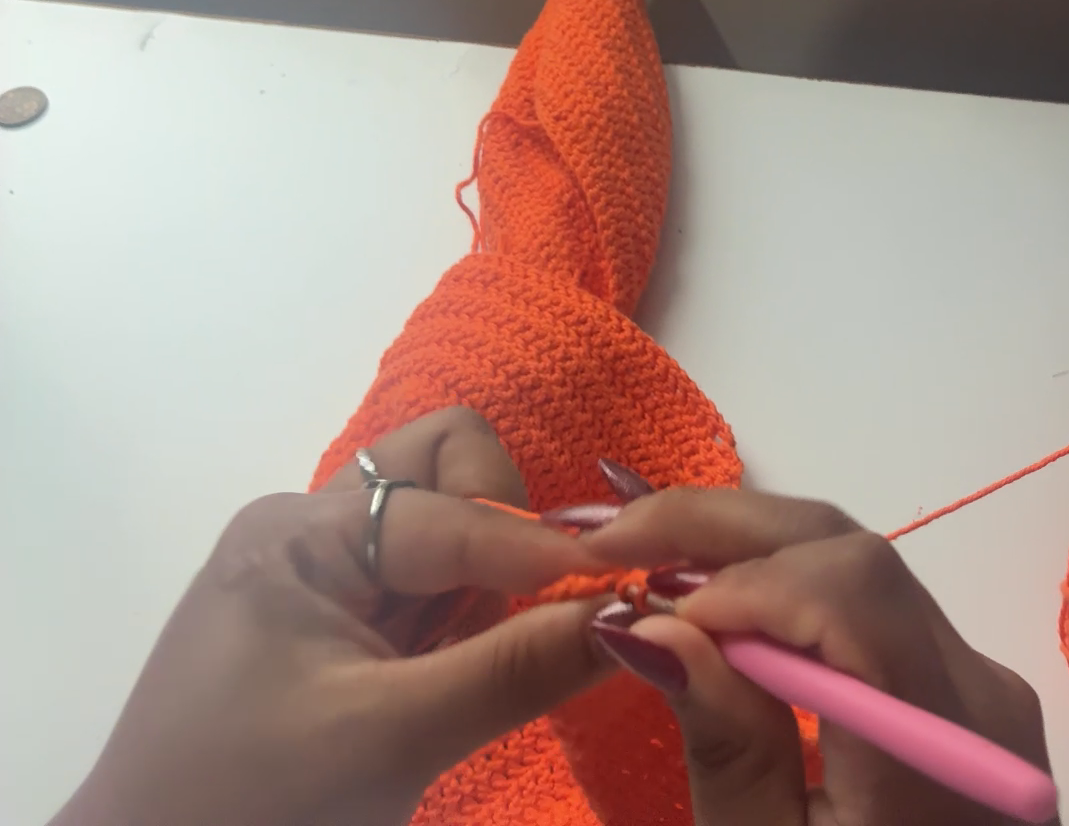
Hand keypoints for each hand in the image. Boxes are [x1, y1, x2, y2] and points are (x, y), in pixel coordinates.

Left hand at [53, 408, 610, 825]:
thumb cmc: (242, 813)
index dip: (541, 547)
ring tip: (474, 647)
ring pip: (470, 509)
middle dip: (510, 522)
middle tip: (522, 598)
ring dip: (501, 566)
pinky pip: (463, 563)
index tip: (620, 585)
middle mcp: (323, 522)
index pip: (460, 505)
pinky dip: (490, 596)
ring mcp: (345, 561)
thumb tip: (640, 610)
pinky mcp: (369, 604)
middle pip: (459, 463)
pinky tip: (463, 656)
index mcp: (300, 531)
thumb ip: (518, 668)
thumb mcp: (384, 742)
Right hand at [581, 488, 1053, 824]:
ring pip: (863, 567)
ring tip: (657, 558)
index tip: (647, 607)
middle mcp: (979, 684)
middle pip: (858, 555)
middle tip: (621, 532)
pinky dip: (792, 588)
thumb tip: (651, 625)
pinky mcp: (963, 683)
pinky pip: (871, 605)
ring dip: (758, 549)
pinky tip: (727, 599)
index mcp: (939, 744)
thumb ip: (727, 749)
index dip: (744, 580)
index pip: (851, 590)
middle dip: (735, 528)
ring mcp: (980, 677)